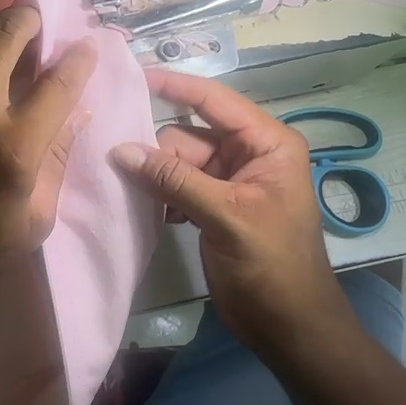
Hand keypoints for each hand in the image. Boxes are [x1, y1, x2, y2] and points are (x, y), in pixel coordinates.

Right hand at [110, 69, 343, 360]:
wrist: (290, 331)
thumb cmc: (273, 268)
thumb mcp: (226, 217)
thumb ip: (174, 181)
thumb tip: (121, 150)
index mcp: (267, 143)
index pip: (214, 100)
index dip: (174, 85)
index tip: (132, 73)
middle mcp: (248, 153)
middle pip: (188, 133)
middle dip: (157, 146)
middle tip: (115, 156)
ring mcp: (229, 180)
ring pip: (177, 160)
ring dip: (154, 173)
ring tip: (125, 186)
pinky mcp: (213, 205)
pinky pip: (176, 184)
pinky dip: (159, 193)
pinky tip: (143, 208)